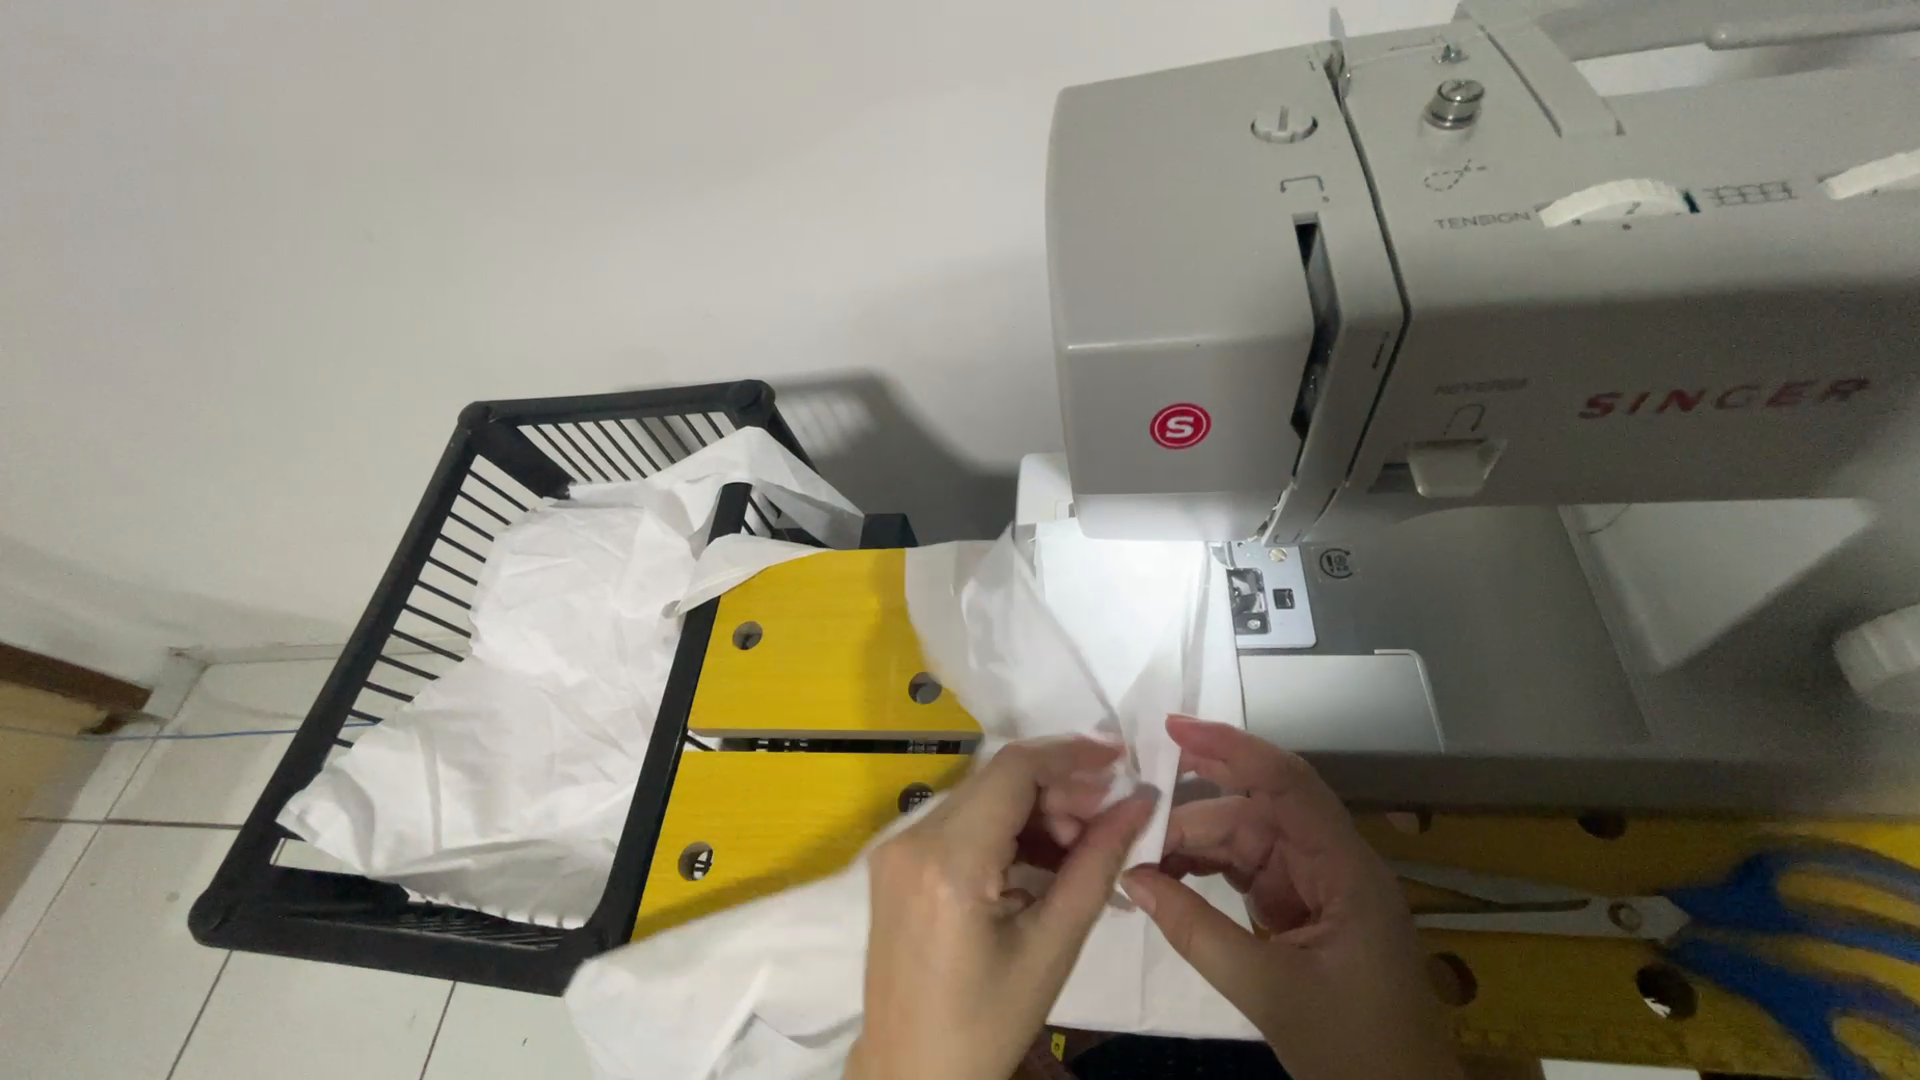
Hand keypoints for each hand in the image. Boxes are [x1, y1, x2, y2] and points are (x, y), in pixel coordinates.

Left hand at [849, 737, 1156, 1079]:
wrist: (911, 1073)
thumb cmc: (987, 1023)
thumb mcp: (1052, 947)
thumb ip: (1097, 865)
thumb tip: (1140, 803)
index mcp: (949, 861)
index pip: (1014, 770)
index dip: (1070, 754)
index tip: (1119, 760)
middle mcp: (911, 839)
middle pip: (998, 782)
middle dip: (1059, 790)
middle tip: (1108, 820)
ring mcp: (896, 847)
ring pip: (980, 798)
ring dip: (1034, 810)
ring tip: (1079, 848)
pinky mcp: (895, 860)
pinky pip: (960, 822)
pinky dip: (1004, 830)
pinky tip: (1041, 859)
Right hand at [1121, 716, 1462, 1079]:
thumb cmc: (1357, 1052)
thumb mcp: (1270, 992)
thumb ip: (1196, 931)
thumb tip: (1131, 877)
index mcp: (1344, 867)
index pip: (1287, 782)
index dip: (1230, 747)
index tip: (1172, 729)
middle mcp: (1330, 861)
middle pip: (1253, 811)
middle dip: (1191, 813)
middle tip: (1129, 815)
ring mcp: (1314, 885)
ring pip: (1242, 841)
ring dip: (1191, 846)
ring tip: (1138, 860)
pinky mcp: (1298, 909)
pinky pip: (1244, 872)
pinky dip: (1204, 873)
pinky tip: (1166, 880)